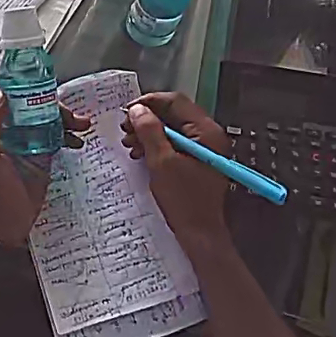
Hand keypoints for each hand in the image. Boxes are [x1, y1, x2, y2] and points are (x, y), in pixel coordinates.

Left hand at [0, 93, 88, 247]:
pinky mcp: (42, 158)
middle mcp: (11, 133)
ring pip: (49, 121)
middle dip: (57, 108)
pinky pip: (57, 138)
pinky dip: (68, 135)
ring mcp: (28, 145)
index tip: (51, 90)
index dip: (32, 91)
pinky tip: (78, 140)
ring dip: (67, 120)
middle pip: (36, 108)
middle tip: (74, 116)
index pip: (14, 99)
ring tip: (83, 126)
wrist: (3, 230)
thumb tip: (3, 95)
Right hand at [120, 92, 229, 244]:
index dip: (149, 103)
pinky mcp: (198, 160)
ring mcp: (205, 148)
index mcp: (207, 131)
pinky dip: (157, 145)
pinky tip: (140, 154)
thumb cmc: (183, 200)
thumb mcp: (161, 162)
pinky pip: (175, 143)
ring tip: (130, 144)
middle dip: (147, 119)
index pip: (176, 102)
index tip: (127, 112)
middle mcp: (210, 135)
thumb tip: (137, 109)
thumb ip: (149, 131)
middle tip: (125, 130)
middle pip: (174, 114)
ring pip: (172, 128)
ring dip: (149, 133)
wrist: (200, 234)